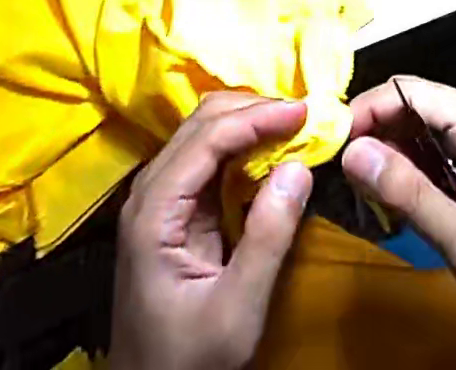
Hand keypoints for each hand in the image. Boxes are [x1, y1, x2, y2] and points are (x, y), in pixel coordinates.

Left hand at [111, 93, 314, 369]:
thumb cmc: (188, 361)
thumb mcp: (235, 313)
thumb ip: (267, 239)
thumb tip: (299, 167)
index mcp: (154, 210)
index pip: (207, 138)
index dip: (256, 116)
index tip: (303, 111)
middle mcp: (151, 189)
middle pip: (202, 122)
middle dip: (255, 109)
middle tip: (304, 115)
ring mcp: (161, 194)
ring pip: (205, 130)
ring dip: (249, 118)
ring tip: (293, 123)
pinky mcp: (176, 204)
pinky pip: (210, 153)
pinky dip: (244, 139)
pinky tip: (271, 144)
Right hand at [341, 77, 455, 369]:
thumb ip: (410, 194)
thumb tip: (351, 150)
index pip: (408, 91)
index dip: (365, 111)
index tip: (329, 145)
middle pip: (413, 106)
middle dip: (373, 133)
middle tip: (341, 175)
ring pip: (423, 130)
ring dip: (390, 155)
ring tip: (362, 192)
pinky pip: (439, 154)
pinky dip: (412, 172)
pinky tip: (395, 201)